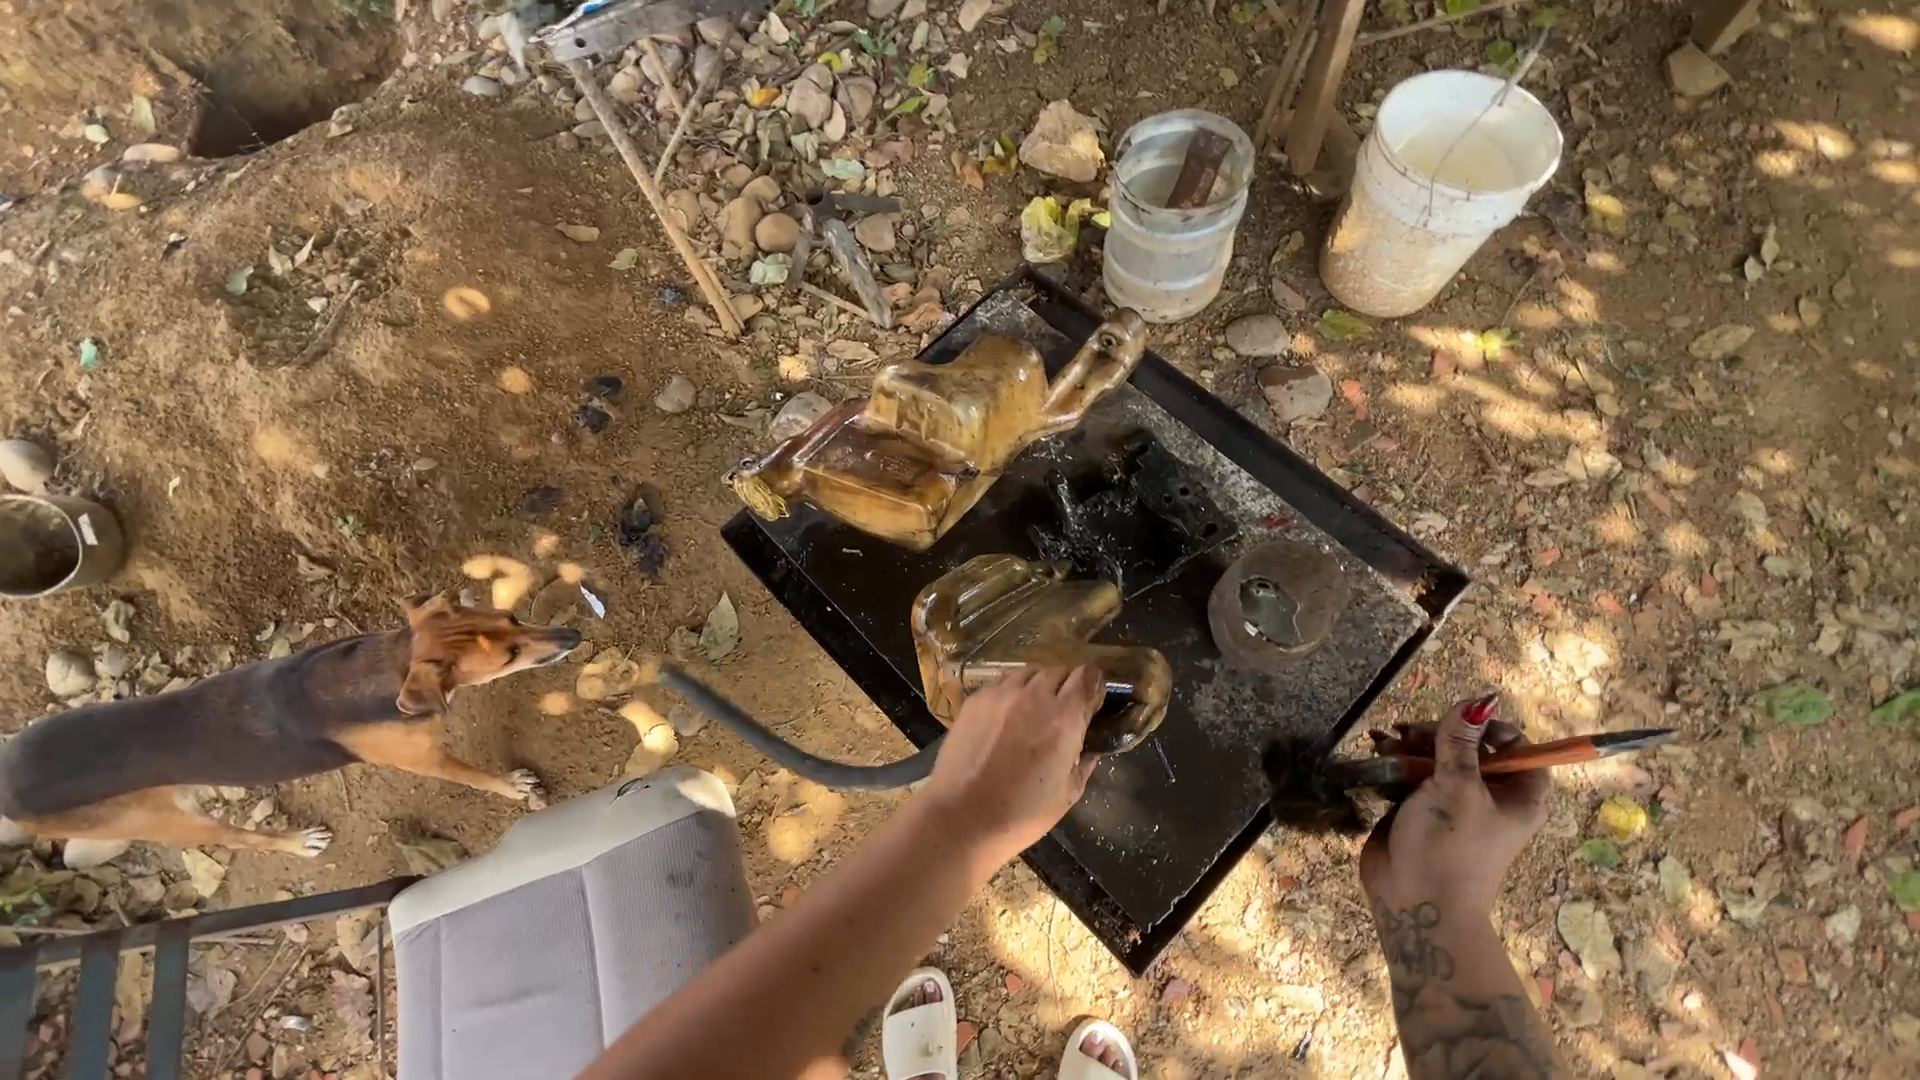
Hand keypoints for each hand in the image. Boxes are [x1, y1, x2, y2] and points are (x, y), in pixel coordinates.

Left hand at [923, 666, 1104, 865]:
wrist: (961, 816)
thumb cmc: (1021, 814)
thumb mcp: (1068, 794)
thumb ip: (1084, 763)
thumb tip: (1091, 747)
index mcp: (1064, 719)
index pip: (1088, 677)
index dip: (1094, 684)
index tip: (1093, 698)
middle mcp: (1034, 696)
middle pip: (1059, 670)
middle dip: (1067, 684)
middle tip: (1064, 709)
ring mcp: (1001, 694)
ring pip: (1029, 672)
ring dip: (1038, 685)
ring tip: (1035, 709)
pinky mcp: (976, 699)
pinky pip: (1002, 683)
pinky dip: (1012, 692)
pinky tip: (1007, 715)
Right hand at [1358, 696, 1548, 921]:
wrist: (1415, 899)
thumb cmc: (1449, 845)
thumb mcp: (1456, 786)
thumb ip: (1459, 740)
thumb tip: (1482, 698)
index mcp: (1517, 794)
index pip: (1516, 745)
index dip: (1487, 728)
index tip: (1456, 723)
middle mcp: (1488, 794)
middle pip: (1466, 745)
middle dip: (1434, 733)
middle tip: (1405, 731)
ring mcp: (1451, 802)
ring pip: (1433, 756)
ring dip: (1406, 744)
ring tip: (1382, 743)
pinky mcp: (1418, 807)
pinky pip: (1409, 772)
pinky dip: (1393, 760)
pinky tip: (1375, 750)